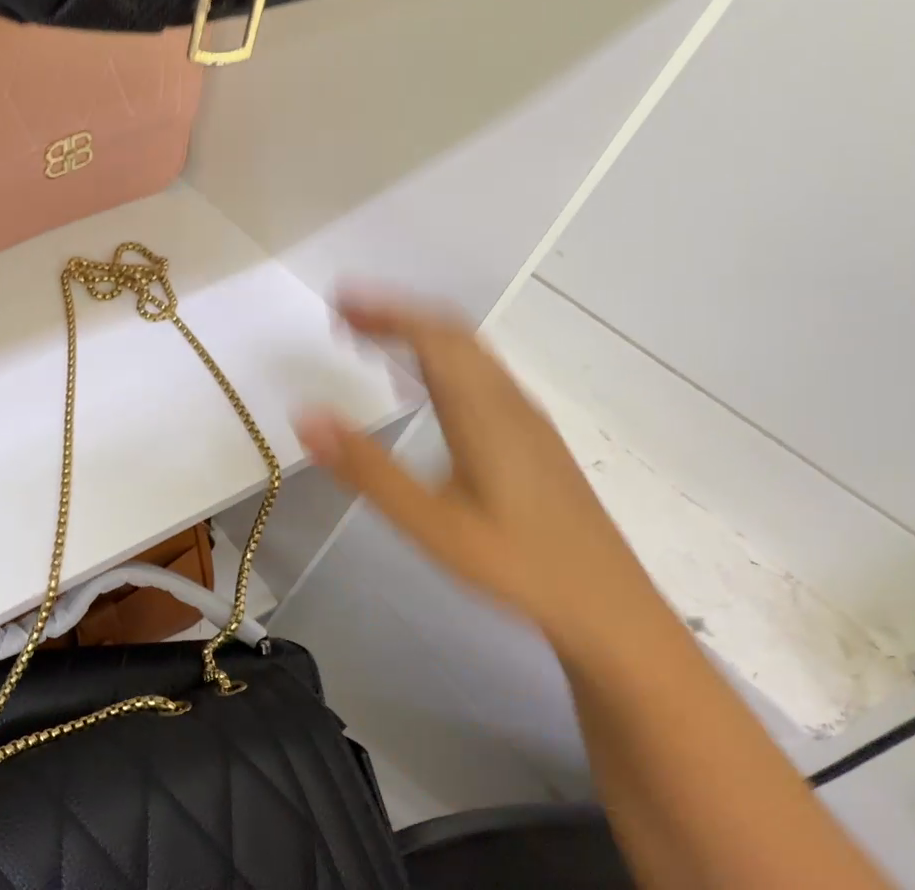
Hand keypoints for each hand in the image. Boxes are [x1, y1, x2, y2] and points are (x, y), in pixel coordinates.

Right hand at [292, 293, 664, 643]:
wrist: (609, 610)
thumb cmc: (516, 565)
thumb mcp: (429, 522)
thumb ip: (366, 468)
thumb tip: (305, 415)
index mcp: (484, 413)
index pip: (435, 337)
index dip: (385, 312)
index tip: (337, 304)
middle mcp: (509, 405)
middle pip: (455, 337)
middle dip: (396, 317)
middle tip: (343, 319)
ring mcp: (527, 423)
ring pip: (471, 357)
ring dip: (419, 338)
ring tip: (369, 345)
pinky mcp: (533, 443)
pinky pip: (480, 379)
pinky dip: (439, 364)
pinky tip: (421, 394)